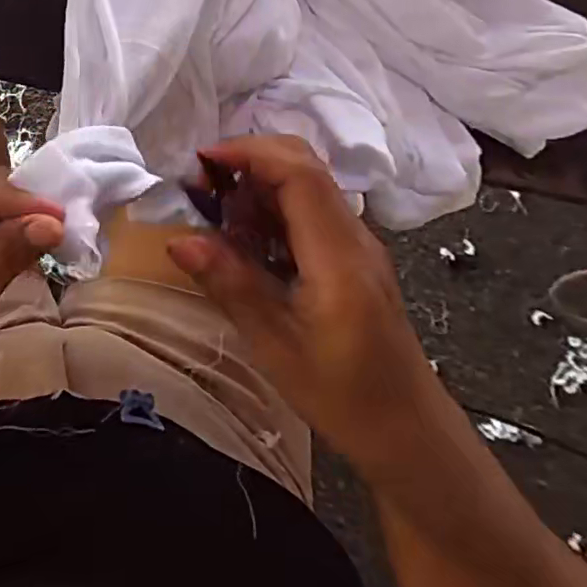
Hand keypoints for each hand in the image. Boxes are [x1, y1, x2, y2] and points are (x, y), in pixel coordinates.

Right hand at [166, 136, 449, 468]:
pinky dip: (264, 209)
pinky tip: (242, 244)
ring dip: (252, 186)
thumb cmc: (343, 396)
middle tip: (201, 191)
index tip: (198, 163)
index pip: (298, 173)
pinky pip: (303, 210)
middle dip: (245, 160)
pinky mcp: (346, 255)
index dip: (247, 153)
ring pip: (302, 184)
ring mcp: (352, 244)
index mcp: (338, 256)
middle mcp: (352, 237)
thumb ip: (229, 284)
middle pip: (303, 164)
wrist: (409, 433)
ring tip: (215, 223)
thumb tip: (177, 239)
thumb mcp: (275, 345)